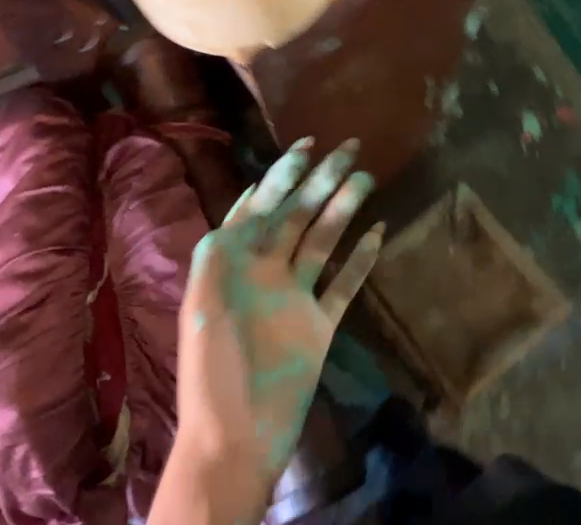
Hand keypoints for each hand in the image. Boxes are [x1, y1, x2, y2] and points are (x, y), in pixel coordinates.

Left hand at [174, 139, 382, 489]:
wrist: (235, 437)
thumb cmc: (211, 370)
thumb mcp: (202, 303)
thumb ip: (220, 251)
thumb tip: (248, 203)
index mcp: (234, 261)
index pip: (262, 204)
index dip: (283, 172)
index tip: (308, 144)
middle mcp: (265, 269)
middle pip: (298, 214)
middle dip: (320, 178)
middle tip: (350, 146)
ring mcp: (294, 296)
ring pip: (323, 240)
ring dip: (343, 208)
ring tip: (367, 177)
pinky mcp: (318, 325)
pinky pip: (343, 284)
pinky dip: (360, 259)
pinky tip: (378, 231)